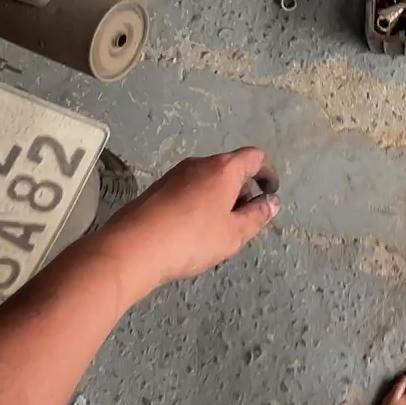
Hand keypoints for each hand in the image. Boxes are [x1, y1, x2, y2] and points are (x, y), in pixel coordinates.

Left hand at [89, 147, 280, 293]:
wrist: (133, 247)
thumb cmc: (192, 239)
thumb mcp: (233, 234)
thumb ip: (257, 216)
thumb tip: (273, 201)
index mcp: (224, 169)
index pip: (255, 157)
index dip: (268, 172)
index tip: (270, 192)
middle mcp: (201, 163)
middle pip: (231, 168)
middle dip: (242, 190)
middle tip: (243, 221)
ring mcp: (176, 174)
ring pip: (209, 180)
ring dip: (220, 198)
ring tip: (217, 231)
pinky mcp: (158, 188)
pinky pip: (190, 189)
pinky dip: (200, 203)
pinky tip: (191, 232)